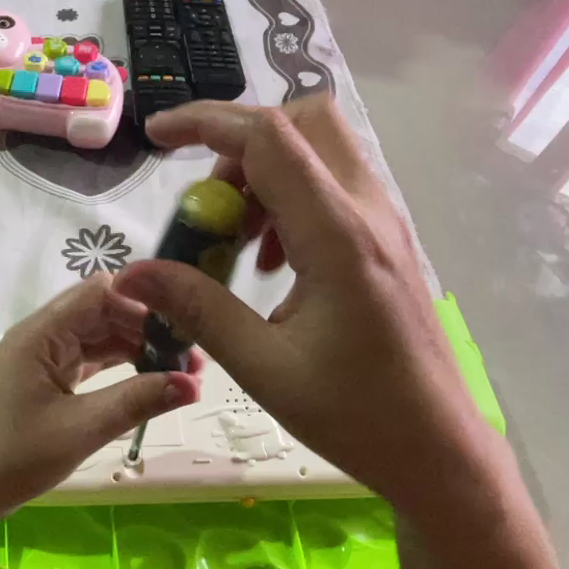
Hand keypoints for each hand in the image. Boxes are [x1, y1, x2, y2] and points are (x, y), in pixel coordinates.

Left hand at [0, 274, 199, 521]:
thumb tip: (194, 384)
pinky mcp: (44, 378)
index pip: (100, 292)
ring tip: (180, 370)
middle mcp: (40, 335)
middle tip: (192, 355)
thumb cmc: (15, 458)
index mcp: (40, 334)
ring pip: (97, 336)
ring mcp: (41, 357)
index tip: (183, 326)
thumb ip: (137, 401)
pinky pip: (88, 359)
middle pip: (102, 311)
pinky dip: (118, 366)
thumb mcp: (81, 430)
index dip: (143, 302)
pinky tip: (149, 379)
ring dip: (135, 348)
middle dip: (146, 327)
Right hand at [113, 96, 499, 516]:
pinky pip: (334, 188)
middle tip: (208, 205)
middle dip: (242, 143)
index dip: (205, 122)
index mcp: (337, 236)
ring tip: (234, 241)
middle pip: (306, 121)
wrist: (435, 447)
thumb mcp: (262, 367)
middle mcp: (368, 212)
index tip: (156, 136)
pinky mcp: (387, 243)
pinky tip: (271, 264)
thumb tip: (133, 273)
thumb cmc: (353, 414)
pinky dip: (290, 199)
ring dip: (266, 174)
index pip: (268, 138)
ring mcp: (385, 224)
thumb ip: (197, 309)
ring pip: (322, 151)